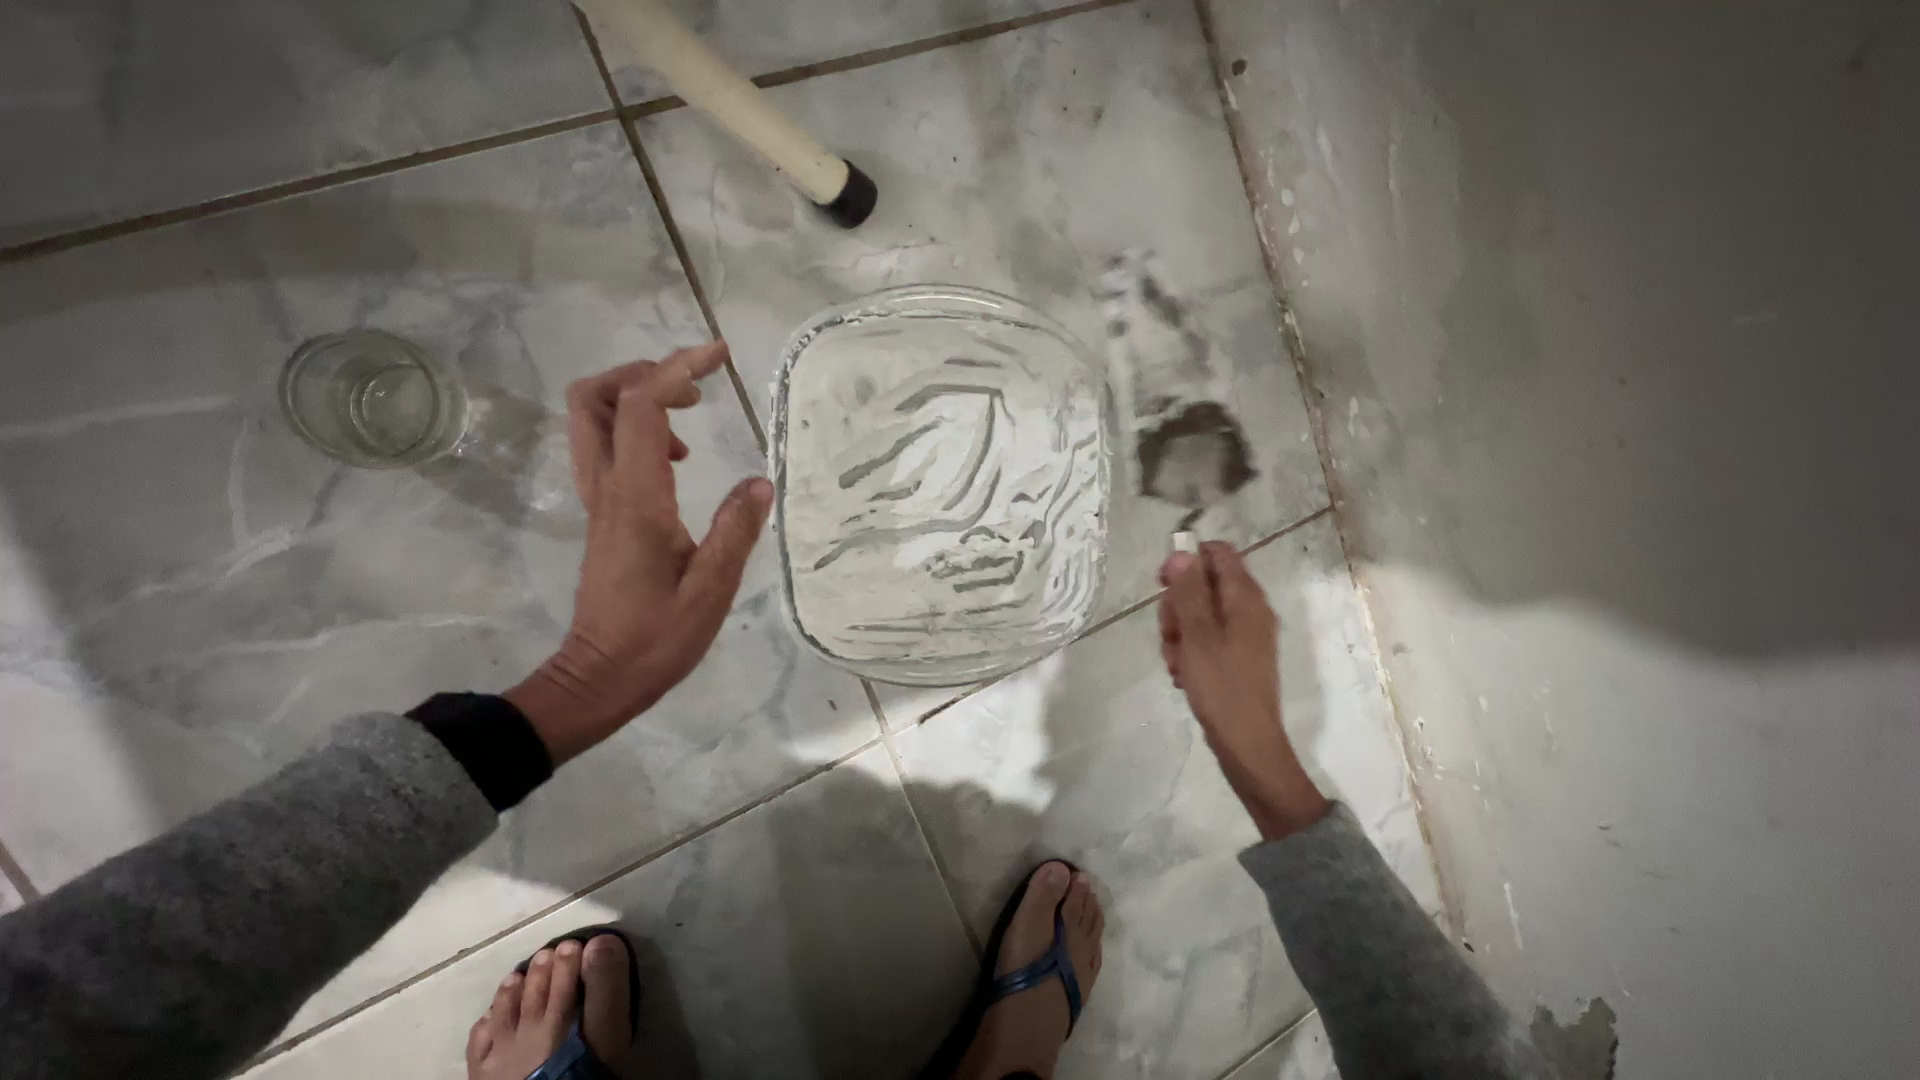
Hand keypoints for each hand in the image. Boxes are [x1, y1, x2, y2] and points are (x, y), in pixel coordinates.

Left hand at [506, 342, 772, 763]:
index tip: (718, 356)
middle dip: (641, 372)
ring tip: (690, 424)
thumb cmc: (657, 638)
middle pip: (592, 398)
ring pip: (591, 421)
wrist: (599, 676)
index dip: (676, 369)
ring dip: (636, 401)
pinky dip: (639, 433)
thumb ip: (735, 531)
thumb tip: (761, 482)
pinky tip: (680, 462)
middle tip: (693, 387)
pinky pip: (607, 450)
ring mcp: (599, 501)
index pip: (640, 407)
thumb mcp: (711, 589)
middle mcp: (607, 488)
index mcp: (636, 498)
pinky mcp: (603, 516)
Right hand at [1159, 542, 1328, 839]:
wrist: (1246, 742)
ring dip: (1179, 633)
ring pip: (1200, 615)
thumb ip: (1189, 591)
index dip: (1187, 561)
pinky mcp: (1237, 657)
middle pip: (1204, 585)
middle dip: (1177, 606)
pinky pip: (1206, 639)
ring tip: (1175, 661)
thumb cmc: (1222, 686)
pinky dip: (1189, 651)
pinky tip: (1183, 673)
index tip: (1163, 584)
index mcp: (1246, 598)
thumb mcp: (1198, 634)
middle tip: (1169, 634)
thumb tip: (1182, 552)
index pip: (1218, 553)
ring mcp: (1245, 635)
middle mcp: (1250, 610)